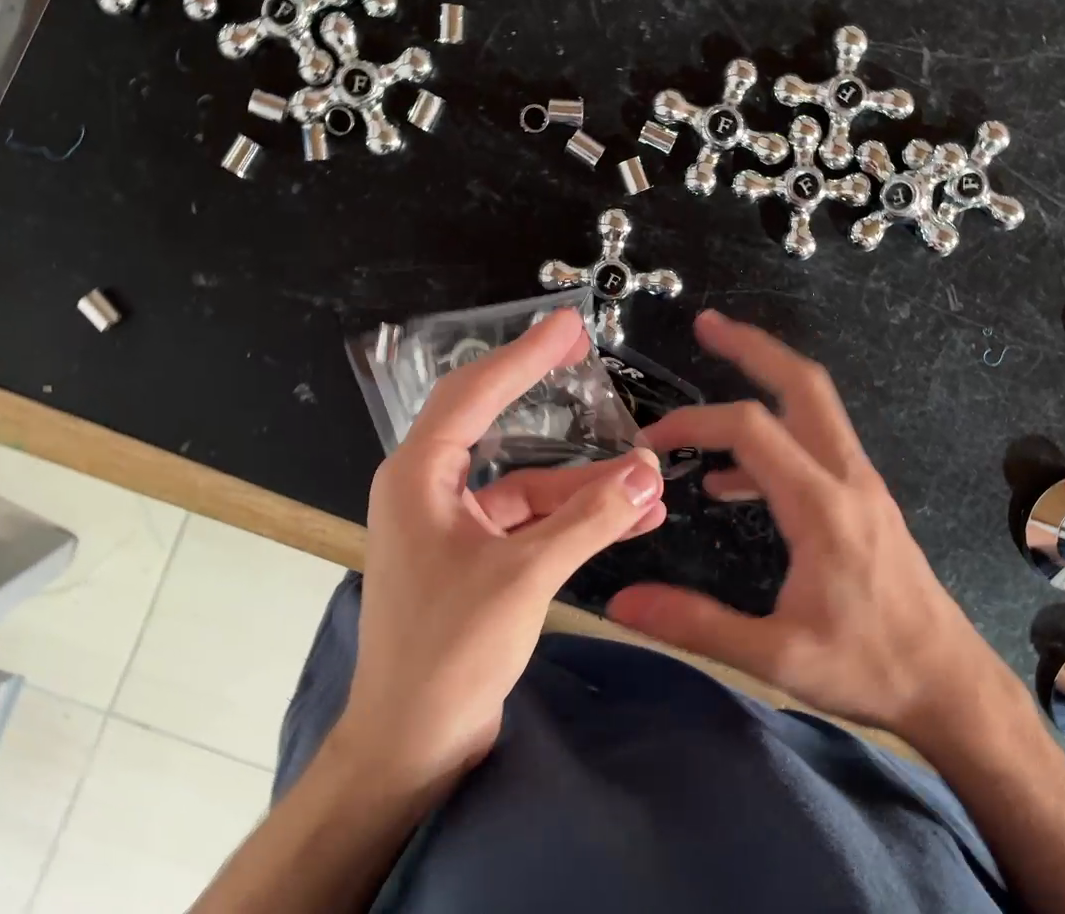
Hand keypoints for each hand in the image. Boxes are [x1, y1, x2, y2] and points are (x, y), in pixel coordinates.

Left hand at [343, 308, 665, 775]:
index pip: (475, 394)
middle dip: (557, 410)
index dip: (525, 355)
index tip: (568, 325)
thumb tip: (646, 476)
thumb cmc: (449, 650)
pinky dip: (578, 522)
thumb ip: (589, 520)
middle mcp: (432, 492)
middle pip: (504, 432)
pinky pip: (535, 525)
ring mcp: (456, 529)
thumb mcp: (525, 576)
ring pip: (531, 488)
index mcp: (419, 478)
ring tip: (651, 482)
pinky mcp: (479, 563)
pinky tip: (632, 521)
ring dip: (587, 487)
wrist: (412, 740)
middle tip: (596, 366)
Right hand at [606, 310, 1002, 741]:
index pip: (749, 430)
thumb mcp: (775, 657)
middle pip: (803, 385)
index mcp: (822, 506)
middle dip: (753, 348)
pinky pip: (818, 448)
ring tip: (713, 389)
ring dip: (766, 386)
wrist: (948, 682)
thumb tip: (621, 602)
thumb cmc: (867, 670)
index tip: (649, 444)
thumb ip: (697, 625)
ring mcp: (863, 486)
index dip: (693, 422)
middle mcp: (848, 479)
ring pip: (816, 410)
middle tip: (707, 325)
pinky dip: (775, 442)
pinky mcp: (867, 503)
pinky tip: (734, 484)